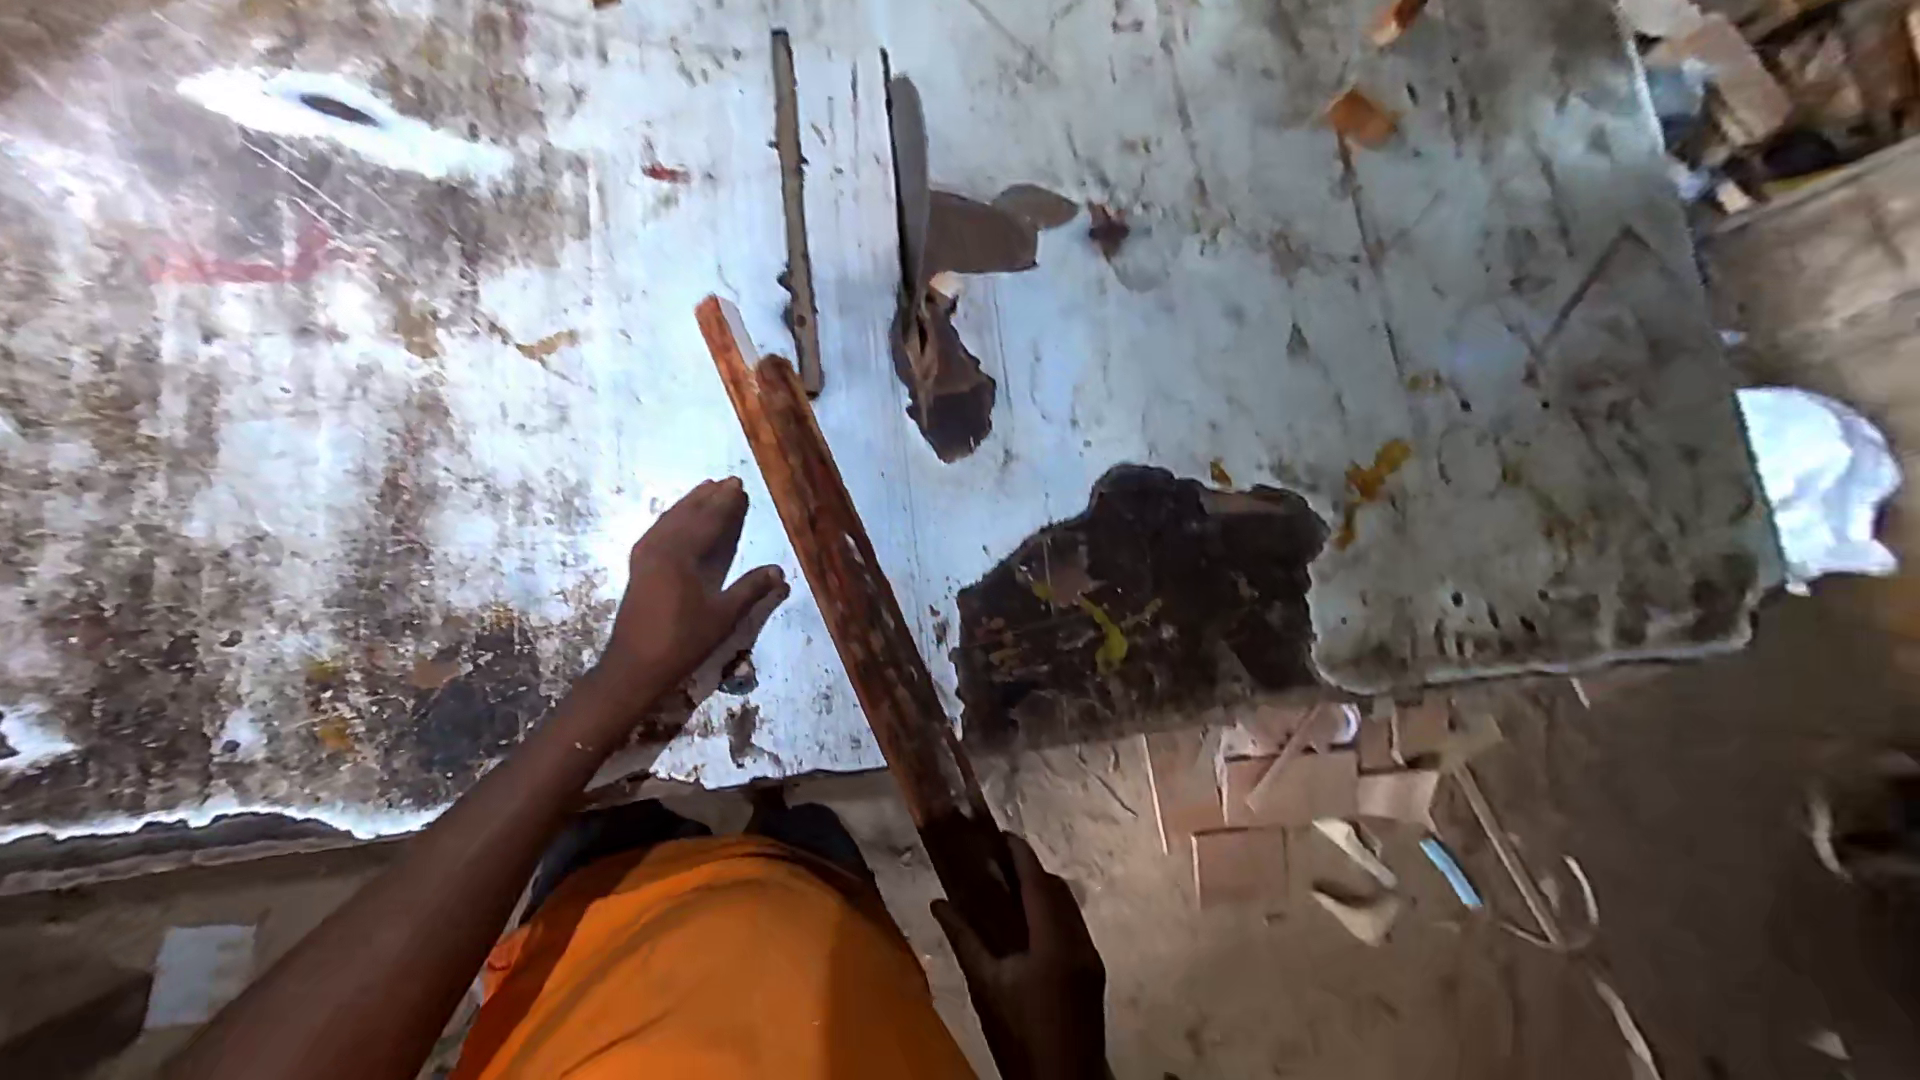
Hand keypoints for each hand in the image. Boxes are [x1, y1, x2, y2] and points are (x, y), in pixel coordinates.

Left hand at [590, 477, 786, 719]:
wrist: (634, 667)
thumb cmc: (682, 641)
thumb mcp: (723, 616)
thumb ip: (750, 589)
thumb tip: (778, 570)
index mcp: (680, 555)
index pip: (708, 520)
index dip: (725, 503)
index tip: (739, 485)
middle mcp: (660, 548)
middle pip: (687, 514)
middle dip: (708, 497)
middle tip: (727, 481)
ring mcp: (645, 557)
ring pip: (669, 520)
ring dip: (689, 504)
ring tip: (705, 490)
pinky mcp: (639, 568)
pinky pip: (658, 531)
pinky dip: (672, 518)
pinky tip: (676, 519)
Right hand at [932, 834, 1108, 1079]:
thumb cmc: (1020, 1034)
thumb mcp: (986, 986)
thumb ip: (964, 939)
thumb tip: (938, 903)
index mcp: (1053, 941)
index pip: (1038, 882)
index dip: (1021, 854)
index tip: (1001, 835)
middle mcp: (1079, 941)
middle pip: (1057, 888)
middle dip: (1031, 869)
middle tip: (999, 861)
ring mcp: (1091, 956)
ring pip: (1069, 905)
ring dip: (1043, 889)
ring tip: (1011, 886)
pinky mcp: (1094, 969)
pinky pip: (1074, 923)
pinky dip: (1053, 911)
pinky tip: (1030, 921)